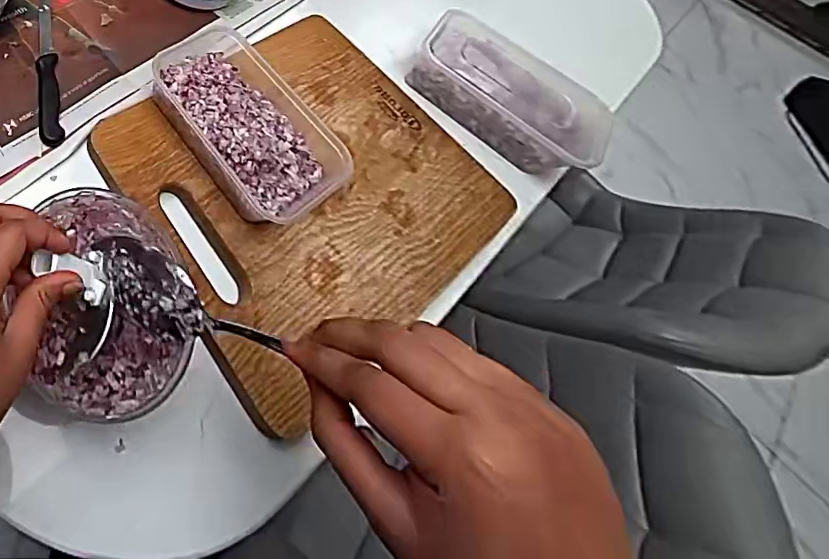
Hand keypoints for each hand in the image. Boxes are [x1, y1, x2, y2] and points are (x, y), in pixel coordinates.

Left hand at [0, 205, 78, 471]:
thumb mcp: (16, 352)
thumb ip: (40, 304)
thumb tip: (62, 280)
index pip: (12, 230)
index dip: (45, 232)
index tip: (65, 246)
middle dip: (22, 221)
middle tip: (50, 244)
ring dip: (1, 240)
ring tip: (32, 278)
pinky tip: (4, 292)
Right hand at [288, 319, 628, 558]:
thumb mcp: (392, 516)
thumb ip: (339, 438)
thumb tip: (316, 383)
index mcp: (466, 456)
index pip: (365, 379)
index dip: (317, 358)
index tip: (294, 350)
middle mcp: (507, 424)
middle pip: (396, 341)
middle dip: (342, 332)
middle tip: (316, 340)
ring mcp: (538, 415)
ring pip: (434, 337)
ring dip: (386, 339)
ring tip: (361, 355)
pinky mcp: (555, 415)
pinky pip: (476, 360)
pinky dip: (434, 359)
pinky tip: (417, 378)